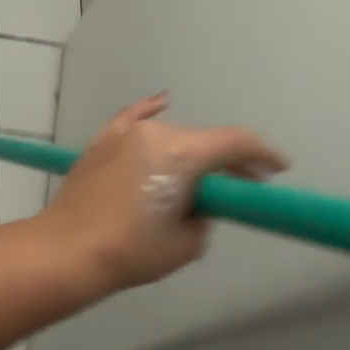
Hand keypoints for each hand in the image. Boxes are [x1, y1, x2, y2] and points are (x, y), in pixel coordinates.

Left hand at [34, 94, 287, 291]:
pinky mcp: (103, 140)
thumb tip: (200, 200)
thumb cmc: (133, 249)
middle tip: (246, 185)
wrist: (70, 247)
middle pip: (201, 141)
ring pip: (171, 135)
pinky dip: (150, 111)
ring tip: (205, 174)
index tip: (279, 167)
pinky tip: (162, 100)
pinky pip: (134, 119)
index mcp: (180, 153)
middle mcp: (154, 132)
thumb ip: (205, 212)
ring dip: (191, 152)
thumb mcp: (187, 240)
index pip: (233, 142)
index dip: (262, 153)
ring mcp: (125, 132)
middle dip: (227, 161)